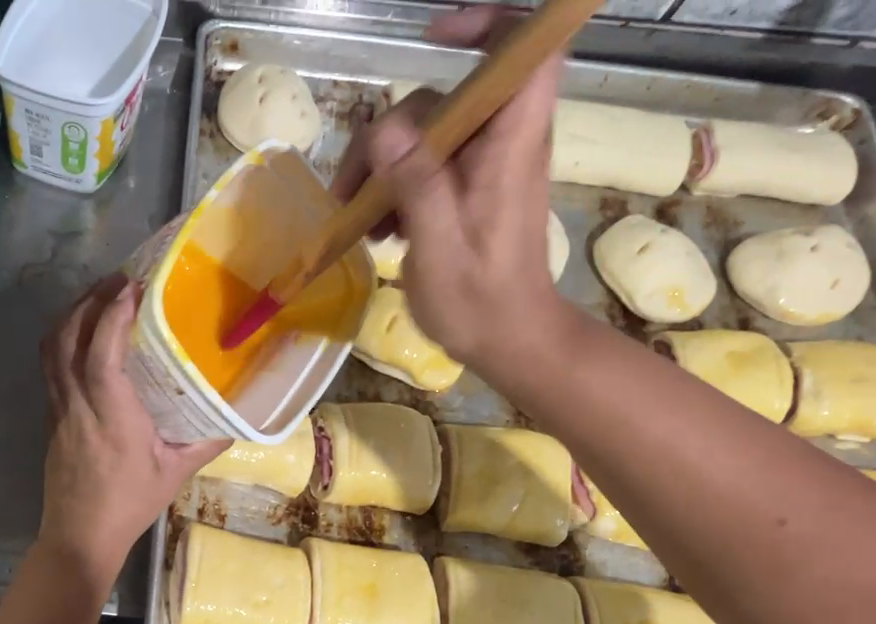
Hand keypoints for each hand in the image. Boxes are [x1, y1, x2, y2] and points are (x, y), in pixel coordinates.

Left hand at [39, 274, 228, 577]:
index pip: (100, 354)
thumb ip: (205, 442)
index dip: (111, 316)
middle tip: (116, 281)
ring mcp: (58, 412)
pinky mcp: (52, 420)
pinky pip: (51, 370)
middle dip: (87, 302)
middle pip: (64, 340)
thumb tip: (236, 416)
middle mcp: (77, 407)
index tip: (131, 287)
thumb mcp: (174, 474)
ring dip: (70, 318)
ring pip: (50, 352)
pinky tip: (86, 340)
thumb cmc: (128, 506)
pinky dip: (65, 343)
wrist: (78, 537)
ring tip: (98, 299)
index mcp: (110, 416)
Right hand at [331, 6, 581, 366]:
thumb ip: (419, 186)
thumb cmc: (479, 300)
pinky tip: (380, 230)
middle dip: (388, 136)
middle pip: (444, 102)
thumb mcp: (440, 248)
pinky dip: (393, 189)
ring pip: (423, 136)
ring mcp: (483, 166)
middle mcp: (501, 143)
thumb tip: (385, 129)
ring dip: (382, 172)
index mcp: (509, 146)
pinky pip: (423, 166)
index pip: (525, 53)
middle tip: (350, 193)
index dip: (490, 25)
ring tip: (363, 223)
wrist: (507, 339)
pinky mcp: (467, 189)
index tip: (436, 34)